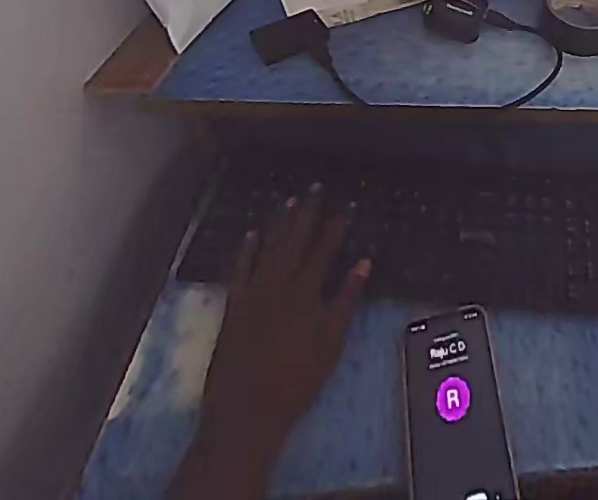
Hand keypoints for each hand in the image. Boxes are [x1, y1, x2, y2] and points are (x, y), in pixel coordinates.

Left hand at [173, 186, 369, 498]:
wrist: (246, 410)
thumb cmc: (295, 381)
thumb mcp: (330, 344)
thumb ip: (346, 301)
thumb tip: (363, 265)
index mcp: (305, 292)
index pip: (323, 249)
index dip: (335, 227)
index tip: (345, 208)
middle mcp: (278, 283)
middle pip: (295, 239)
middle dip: (308, 212)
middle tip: (316, 188)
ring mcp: (253, 290)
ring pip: (269, 246)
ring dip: (280, 222)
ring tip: (291, 201)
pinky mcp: (234, 303)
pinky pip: (240, 267)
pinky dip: (246, 248)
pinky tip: (252, 233)